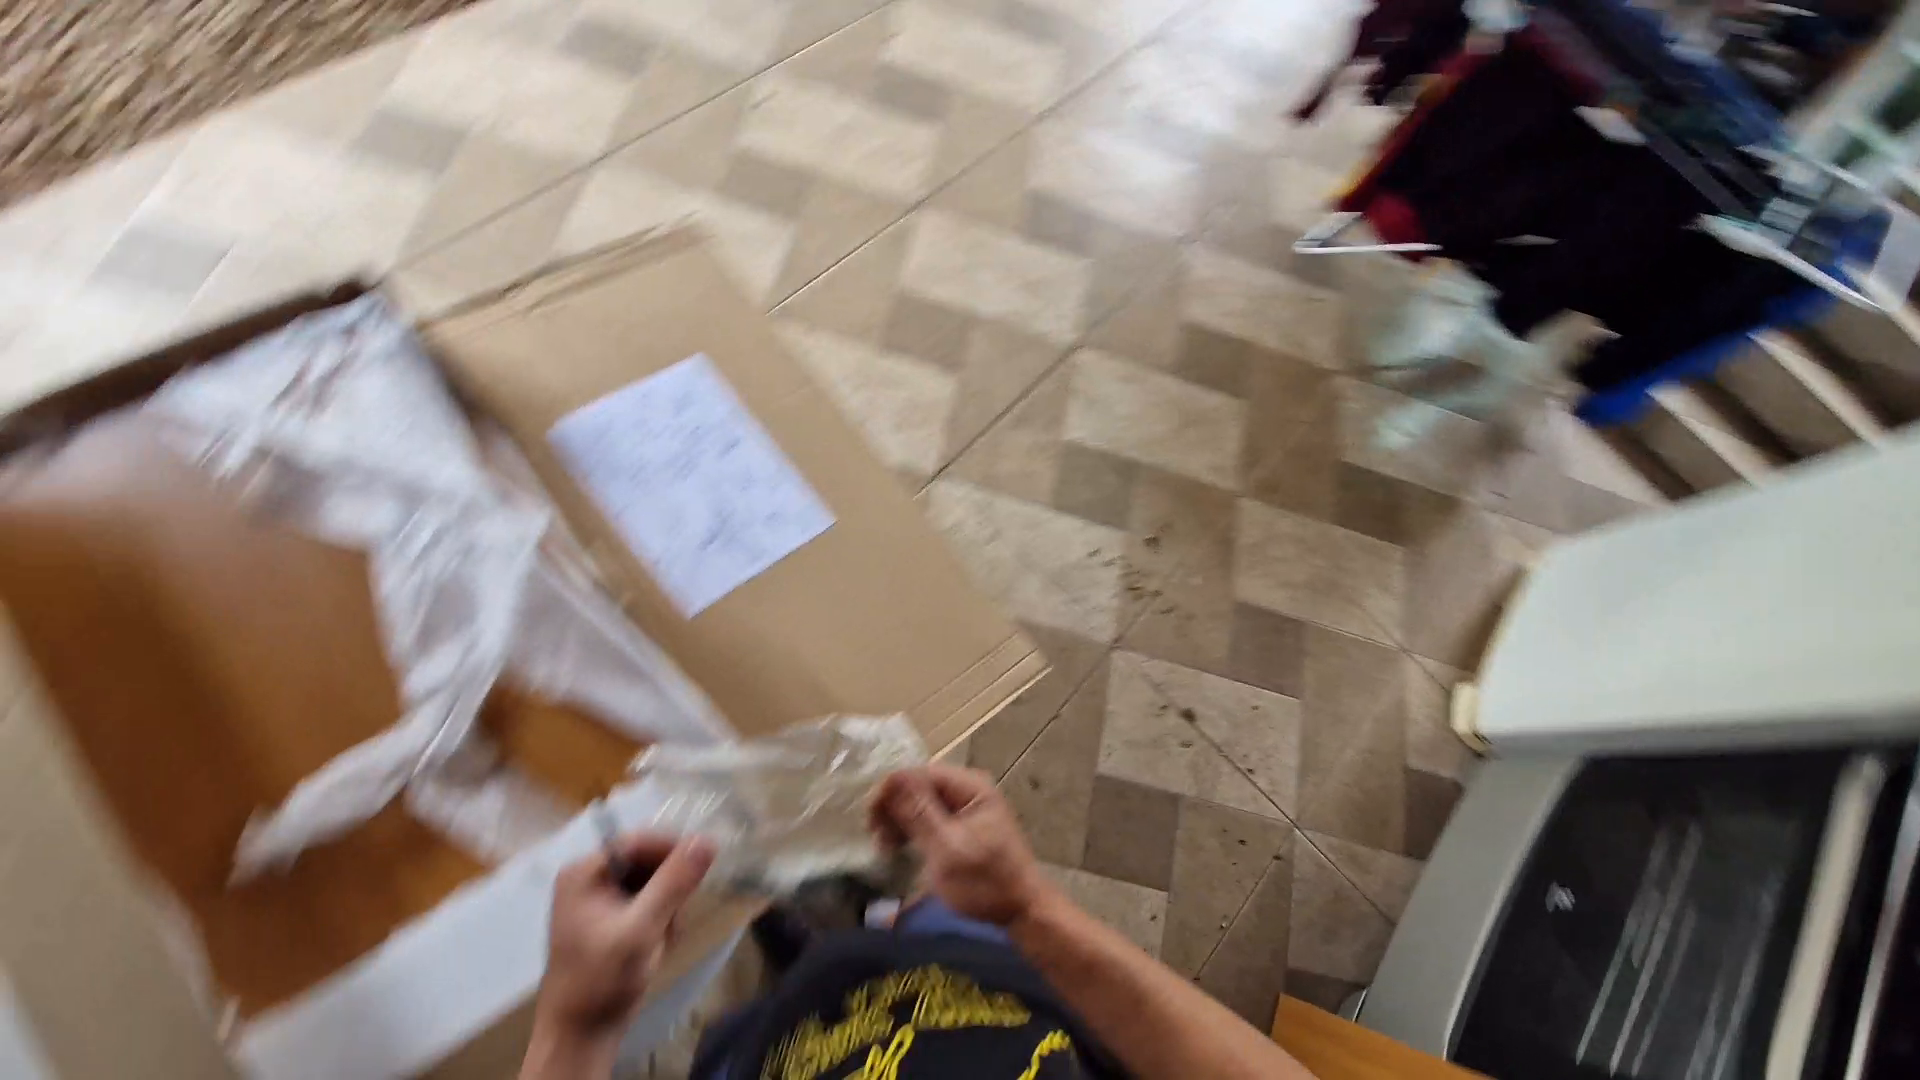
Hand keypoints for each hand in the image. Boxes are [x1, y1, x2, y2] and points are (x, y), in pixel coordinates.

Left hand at [527, 833, 713, 1064]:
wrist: (580, 1036)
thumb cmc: (602, 981)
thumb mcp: (642, 929)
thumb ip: (674, 883)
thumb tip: (706, 840)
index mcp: (584, 872)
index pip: (639, 841)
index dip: (672, 850)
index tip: (702, 867)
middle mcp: (589, 877)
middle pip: (647, 860)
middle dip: (669, 888)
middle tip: (674, 917)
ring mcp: (599, 898)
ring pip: (653, 881)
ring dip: (668, 906)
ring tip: (663, 937)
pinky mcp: (610, 917)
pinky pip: (649, 900)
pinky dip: (661, 918)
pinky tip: (657, 943)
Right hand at [871, 765, 1059, 926]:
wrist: (1023, 912)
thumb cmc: (986, 883)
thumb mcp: (947, 849)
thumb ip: (919, 814)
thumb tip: (891, 779)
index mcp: (969, 786)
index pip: (918, 773)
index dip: (891, 792)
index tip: (871, 822)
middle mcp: (968, 788)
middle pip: (919, 786)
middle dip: (894, 808)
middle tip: (877, 839)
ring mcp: (967, 806)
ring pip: (921, 802)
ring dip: (901, 820)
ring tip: (886, 847)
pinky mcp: (963, 825)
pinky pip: (930, 817)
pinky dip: (913, 830)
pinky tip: (901, 847)